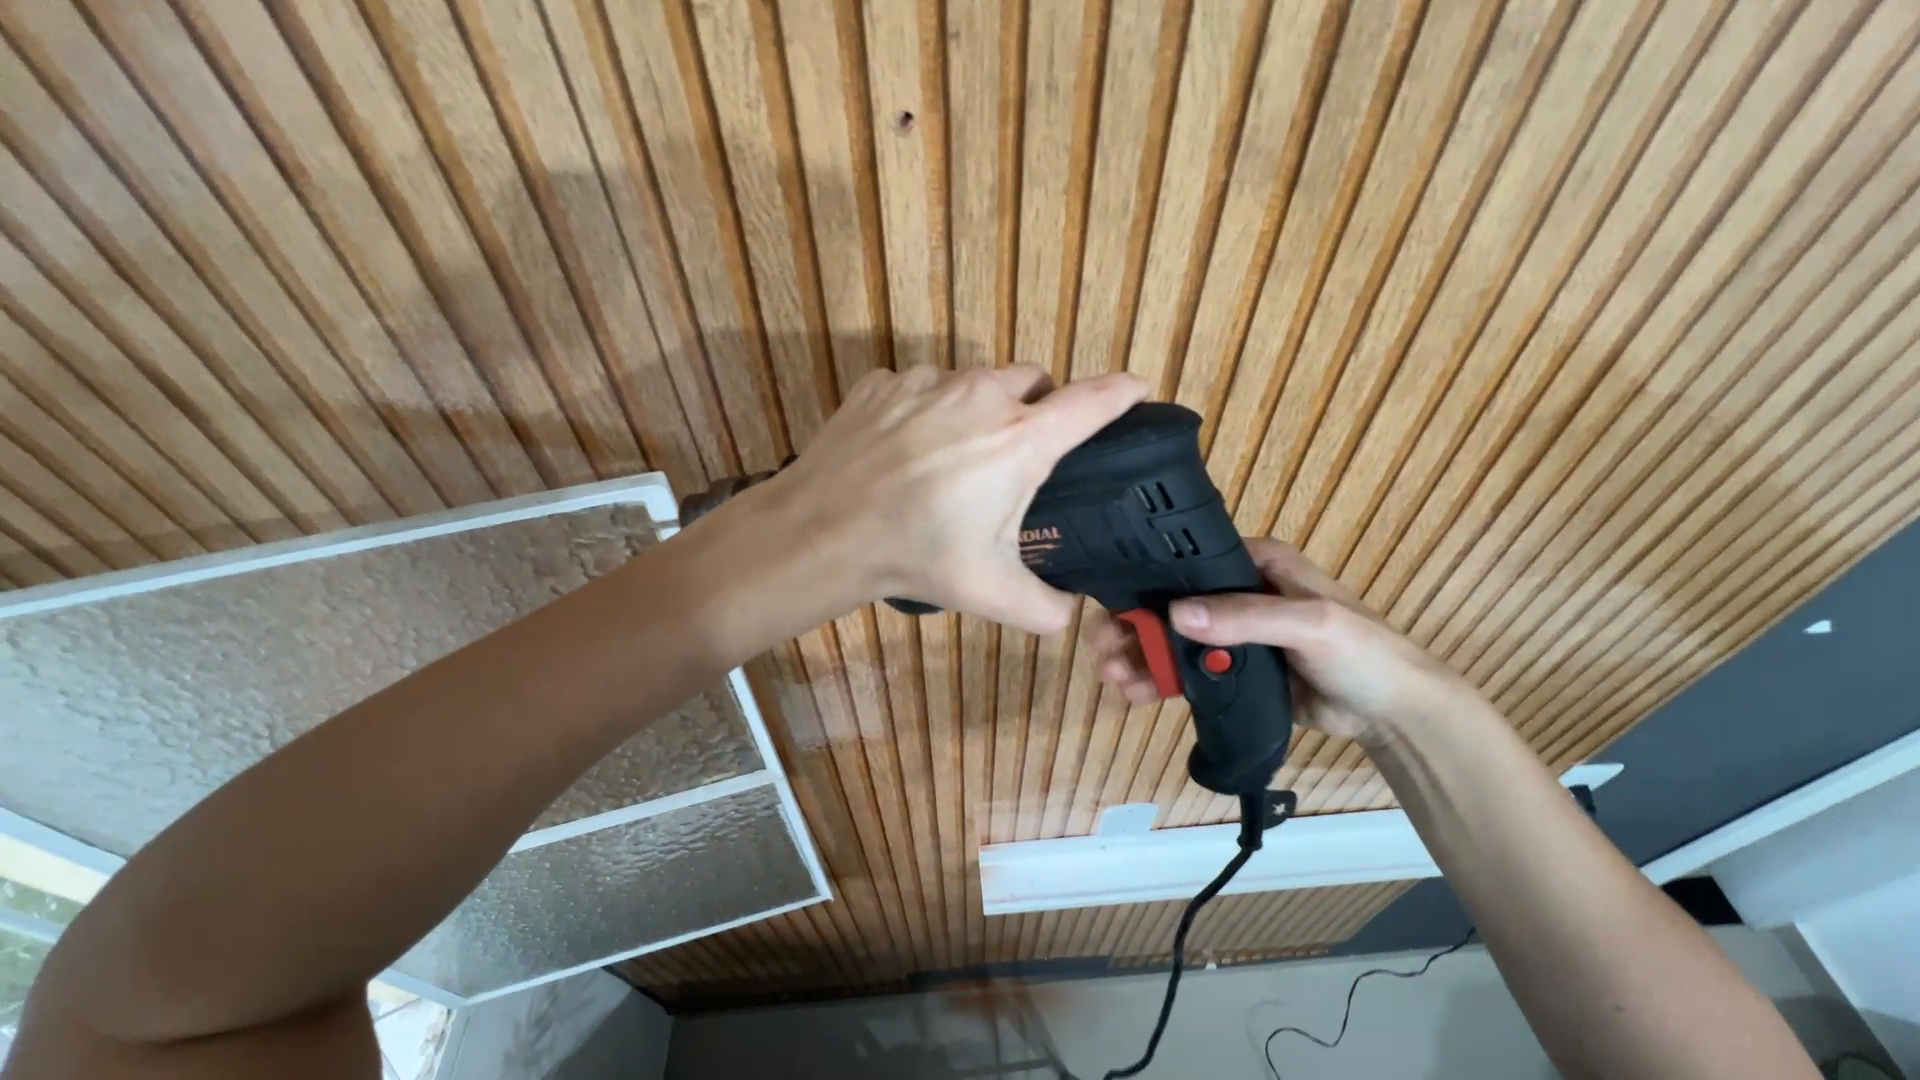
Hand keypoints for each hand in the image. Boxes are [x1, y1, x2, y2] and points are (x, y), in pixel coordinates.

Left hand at [754, 364, 1146, 633]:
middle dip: (1039, 406)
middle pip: (1033, 381)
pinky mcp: (884, 383)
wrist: (823, 531)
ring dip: (979, 409)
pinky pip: (921, 388)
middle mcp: (981, 396)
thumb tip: (1071, 613)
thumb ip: (1047, 608)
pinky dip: (926, 410)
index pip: (1092, 401)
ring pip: (975, 381)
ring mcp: (927, 382)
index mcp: (1020, 440)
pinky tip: (907, 451)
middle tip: (1020, 450)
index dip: (1122, 393)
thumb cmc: (916, 556)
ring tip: (954, 457)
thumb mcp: (992, 593)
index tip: (1138, 389)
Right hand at [1083, 538, 1488, 745]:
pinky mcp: (1231, 672)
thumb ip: (1245, 617)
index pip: (1188, 564)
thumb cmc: (1362, 651)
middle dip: (1133, 627)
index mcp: (1255, 564)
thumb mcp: (1310, 624)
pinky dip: (1159, 682)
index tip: (1112, 604)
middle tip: (1103, 650)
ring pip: (1170, 641)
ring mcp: (1231, 635)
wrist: (1392, 712)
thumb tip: (1175, 614)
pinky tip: (1134, 695)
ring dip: (1139, 657)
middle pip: (1169, 605)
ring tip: (1113, 678)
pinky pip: (1185, 673)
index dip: (1147, 583)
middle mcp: (1236, 593)